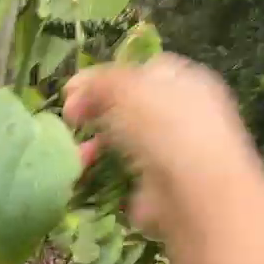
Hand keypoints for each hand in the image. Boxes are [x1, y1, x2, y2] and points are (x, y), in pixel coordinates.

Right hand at [63, 54, 263, 233]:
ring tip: (77, 153)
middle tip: (70, 119)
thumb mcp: (127, 88)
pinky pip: (123, 175)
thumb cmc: (165, 127)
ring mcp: (171, 154)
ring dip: (95, 146)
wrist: (193, 192)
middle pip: (130, 108)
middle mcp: (181, 115)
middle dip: (97, 112)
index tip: (77, 90)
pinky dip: (102, 174)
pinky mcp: (159, 188)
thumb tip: (73, 90)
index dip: (108, 77)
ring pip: (124, 142)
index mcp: (184, 82)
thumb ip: (98, 83)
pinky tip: (88, 174)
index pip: (142, 71)